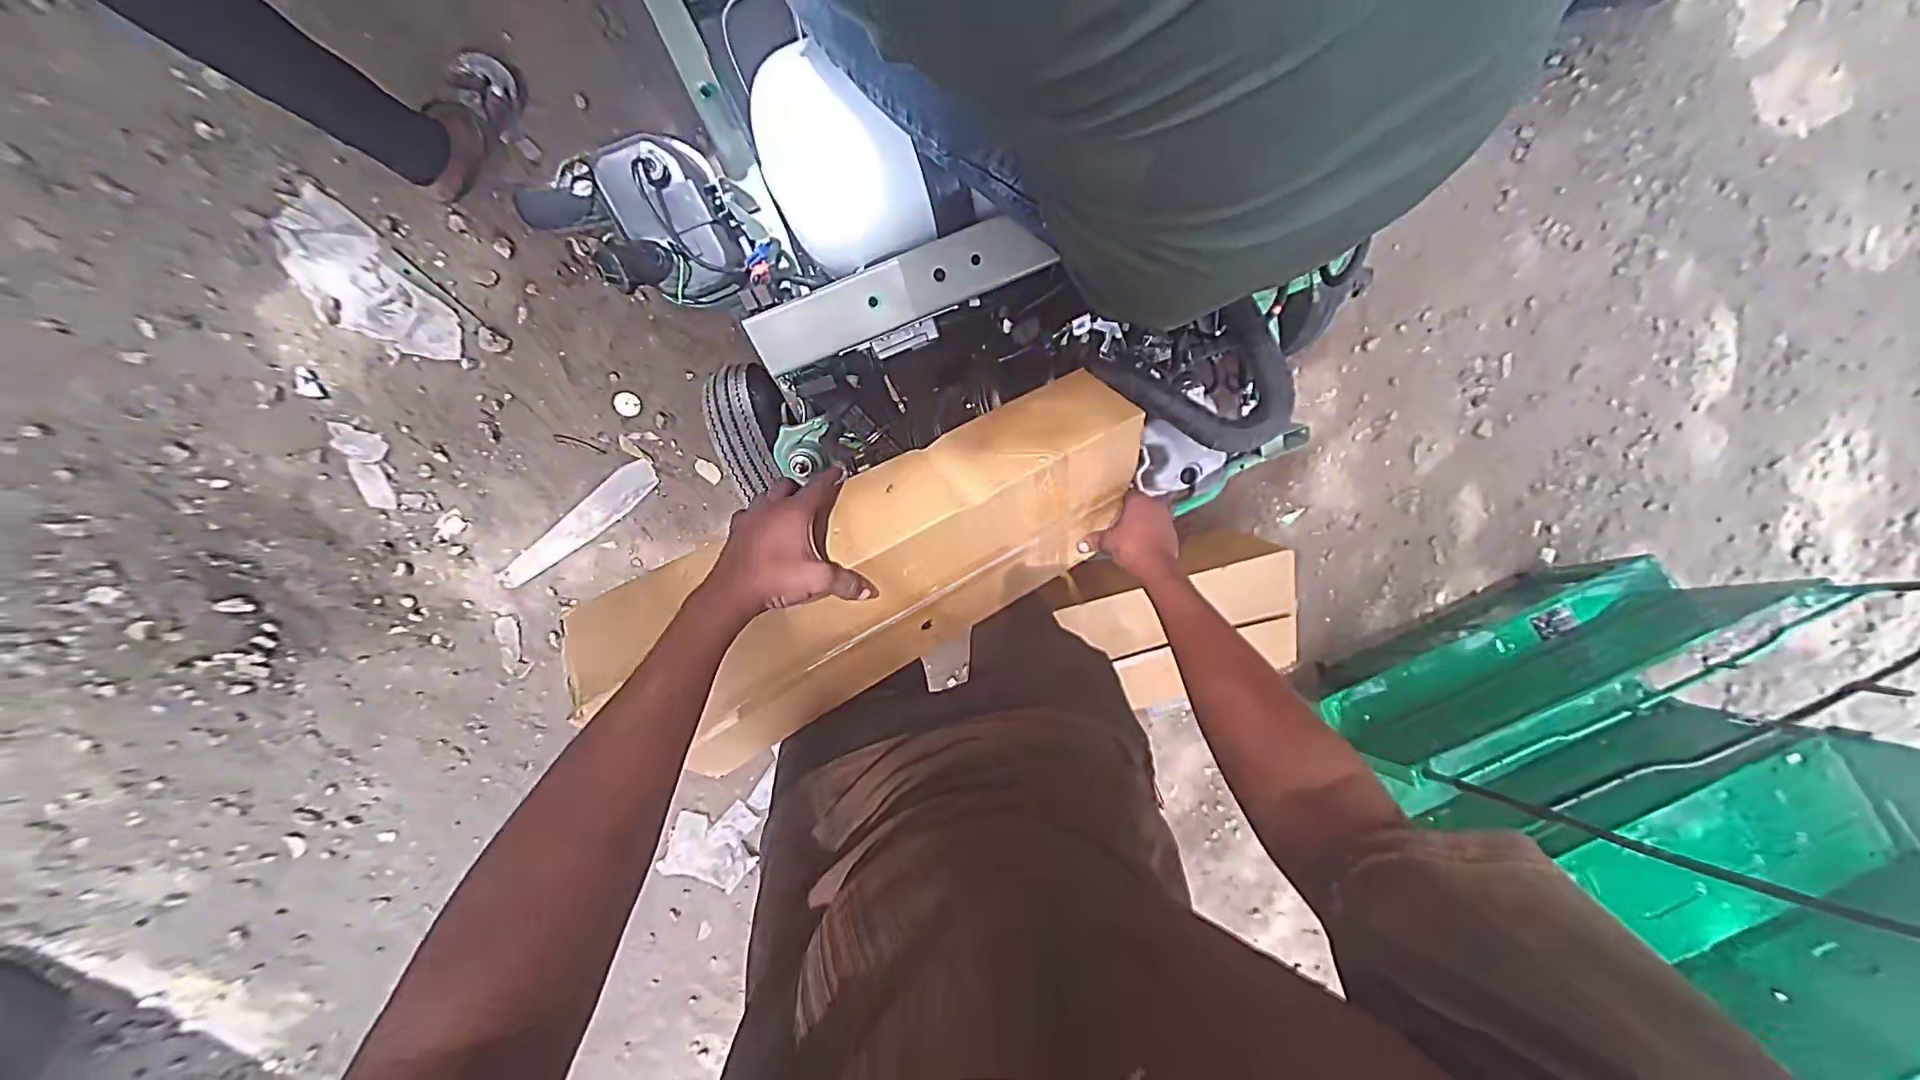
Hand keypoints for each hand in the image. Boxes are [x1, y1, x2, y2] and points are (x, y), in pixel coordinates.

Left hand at [700, 468, 876, 619]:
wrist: (732, 593)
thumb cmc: (770, 579)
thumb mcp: (818, 580)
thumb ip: (845, 582)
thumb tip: (865, 589)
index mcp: (794, 512)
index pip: (817, 486)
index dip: (830, 477)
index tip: (836, 472)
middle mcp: (770, 509)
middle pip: (789, 485)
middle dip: (802, 486)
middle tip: (812, 494)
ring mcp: (751, 518)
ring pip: (766, 496)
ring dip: (778, 498)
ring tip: (788, 509)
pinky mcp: (737, 532)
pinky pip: (749, 515)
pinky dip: (759, 517)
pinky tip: (763, 528)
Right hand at [1083, 490, 1180, 583]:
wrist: (1158, 567)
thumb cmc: (1132, 547)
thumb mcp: (1109, 542)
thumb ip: (1095, 539)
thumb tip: (1080, 544)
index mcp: (1138, 499)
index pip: (1127, 491)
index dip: (1119, 498)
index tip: (1112, 504)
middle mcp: (1155, 502)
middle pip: (1142, 500)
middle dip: (1132, 507)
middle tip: (1121, 514)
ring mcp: (1166, 516)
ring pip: (1152, 511)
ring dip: (1144, 517)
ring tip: (1131, 526)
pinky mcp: (1173, 530)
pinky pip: (1159, 524)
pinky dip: (1152, 528)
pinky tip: (1143, 537)